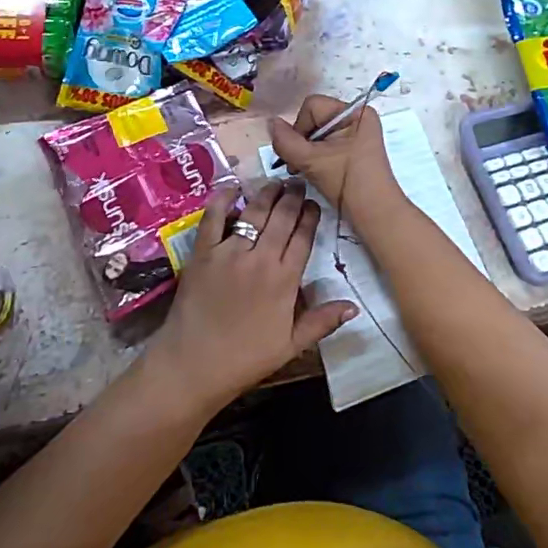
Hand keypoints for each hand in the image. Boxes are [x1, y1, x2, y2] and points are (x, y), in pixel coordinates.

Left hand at [142, 183, 355, 411]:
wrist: (194, 365)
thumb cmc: (245, 359)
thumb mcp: (291, 346)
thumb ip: (322, 322)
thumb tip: (354, 306)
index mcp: (285, 280)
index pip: (303, 237)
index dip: (311, 216)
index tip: (314, 203)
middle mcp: (261, 258)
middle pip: (282, 217)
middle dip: (293, 197)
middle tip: (298, 183)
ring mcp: (230, 251)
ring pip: (254, 212)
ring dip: (267, 194)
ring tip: (275, 183)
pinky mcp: (203, 251)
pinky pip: (213, 217)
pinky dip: (223, 199)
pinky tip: (233, 188)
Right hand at [267, 94, 399, 218]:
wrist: (376, 215)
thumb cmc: (348, 183)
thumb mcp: (312, 161)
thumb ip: (285, 141)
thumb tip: (271, 123)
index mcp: (355, 112)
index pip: (312, 106)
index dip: (300, 128)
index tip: (300, 154)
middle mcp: (357, 117)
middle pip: (313, 119)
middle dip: (301, 142)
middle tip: (298, 166)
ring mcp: (356, 134)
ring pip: (317, 134)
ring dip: (306, 152)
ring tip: (304, 171)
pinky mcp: (352, 149)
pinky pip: (325, 144)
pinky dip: (315, 157)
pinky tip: (314, 173)